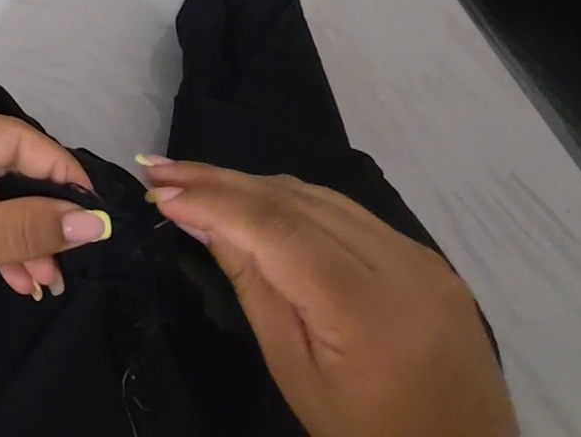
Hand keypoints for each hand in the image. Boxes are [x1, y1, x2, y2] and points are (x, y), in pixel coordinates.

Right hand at [143, 159, 516, 436]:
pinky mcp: (422, 255)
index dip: (214, 202)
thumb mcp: (294, 369)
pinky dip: (286, 198)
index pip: (277, 230)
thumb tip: (196, 217)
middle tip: (159, 169)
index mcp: (369, 309)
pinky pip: (342, 210)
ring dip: (248, 183)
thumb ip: (250, 284)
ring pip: (316, 195)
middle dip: (220, 180)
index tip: (158, 191)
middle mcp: (402, 266)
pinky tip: (248, 196)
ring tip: (191, 177)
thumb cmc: (366, 434)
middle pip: (294, 201)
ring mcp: (419, 256)